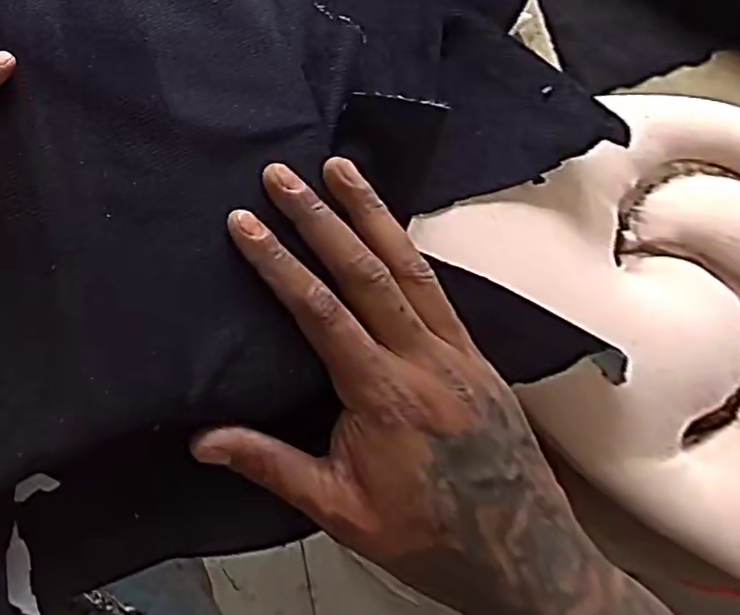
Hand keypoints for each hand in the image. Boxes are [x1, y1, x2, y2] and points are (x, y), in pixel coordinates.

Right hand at [194, 160, 669, 614]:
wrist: (540, 573)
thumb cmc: (431, 540)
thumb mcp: (343, 512)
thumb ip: (270, 465)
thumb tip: (198, 440)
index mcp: (388, 397)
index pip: (323, 313)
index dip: (280, 264)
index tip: (244, 223)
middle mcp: (427, 364)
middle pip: (368, 274)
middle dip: (319, 217)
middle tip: (282, 174)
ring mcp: (459, 355)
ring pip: (409, 267)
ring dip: (369, 212)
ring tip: (338, 167)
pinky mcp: (474, 355)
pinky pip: (435, 285)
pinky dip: (403, 242)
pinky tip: (381, 217)